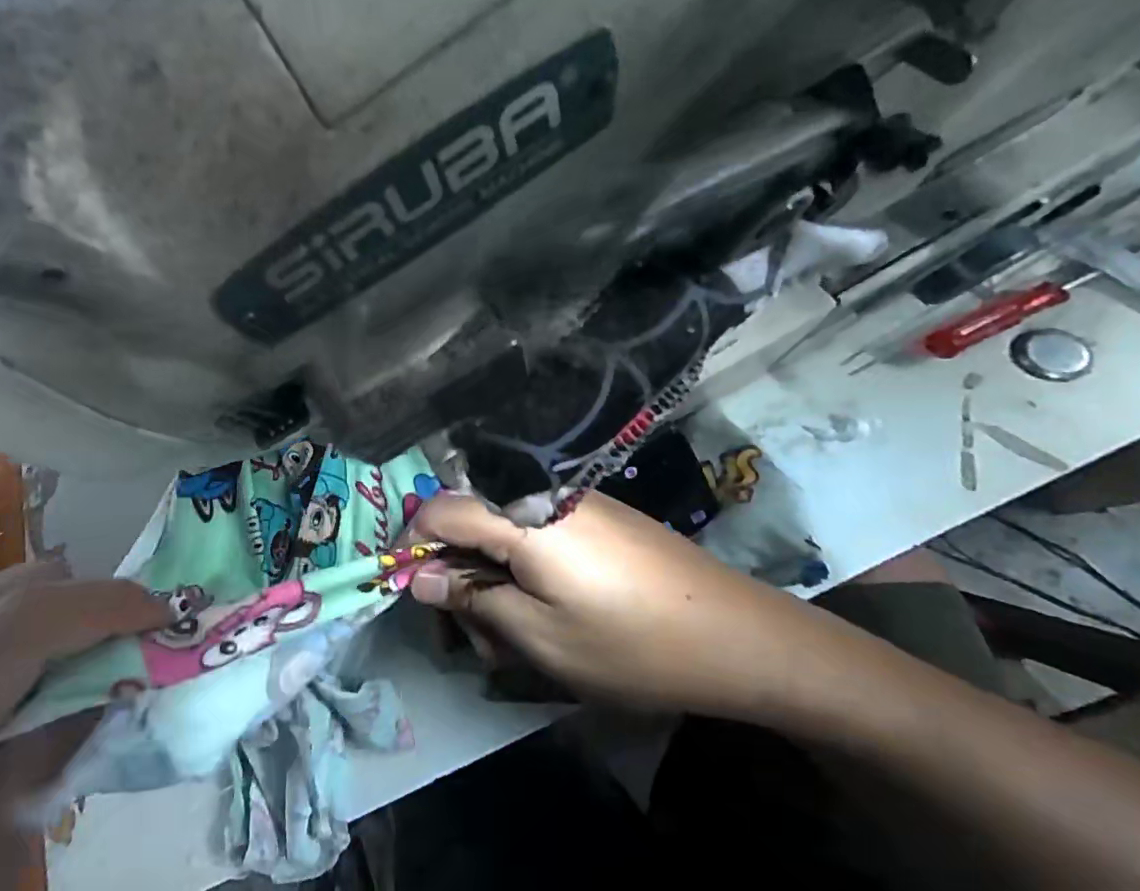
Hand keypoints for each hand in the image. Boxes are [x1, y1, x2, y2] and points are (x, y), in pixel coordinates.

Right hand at [409, 492, 834, 717]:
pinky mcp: (602, 519)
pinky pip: (542, 536)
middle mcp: (546, 496)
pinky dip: (528, 574)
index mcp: (524, 516)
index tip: (402, 585)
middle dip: (459, 577)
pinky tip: (548, 618)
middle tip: (474, 641)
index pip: (442, 507)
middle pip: (473, 522)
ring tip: (514, 643)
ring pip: (508, 535)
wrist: (737, 636)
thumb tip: (417, 573)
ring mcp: (578, 505)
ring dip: (496, 584)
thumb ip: (471, 597)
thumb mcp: (538, 635)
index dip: (412, 542)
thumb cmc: (629, 644)